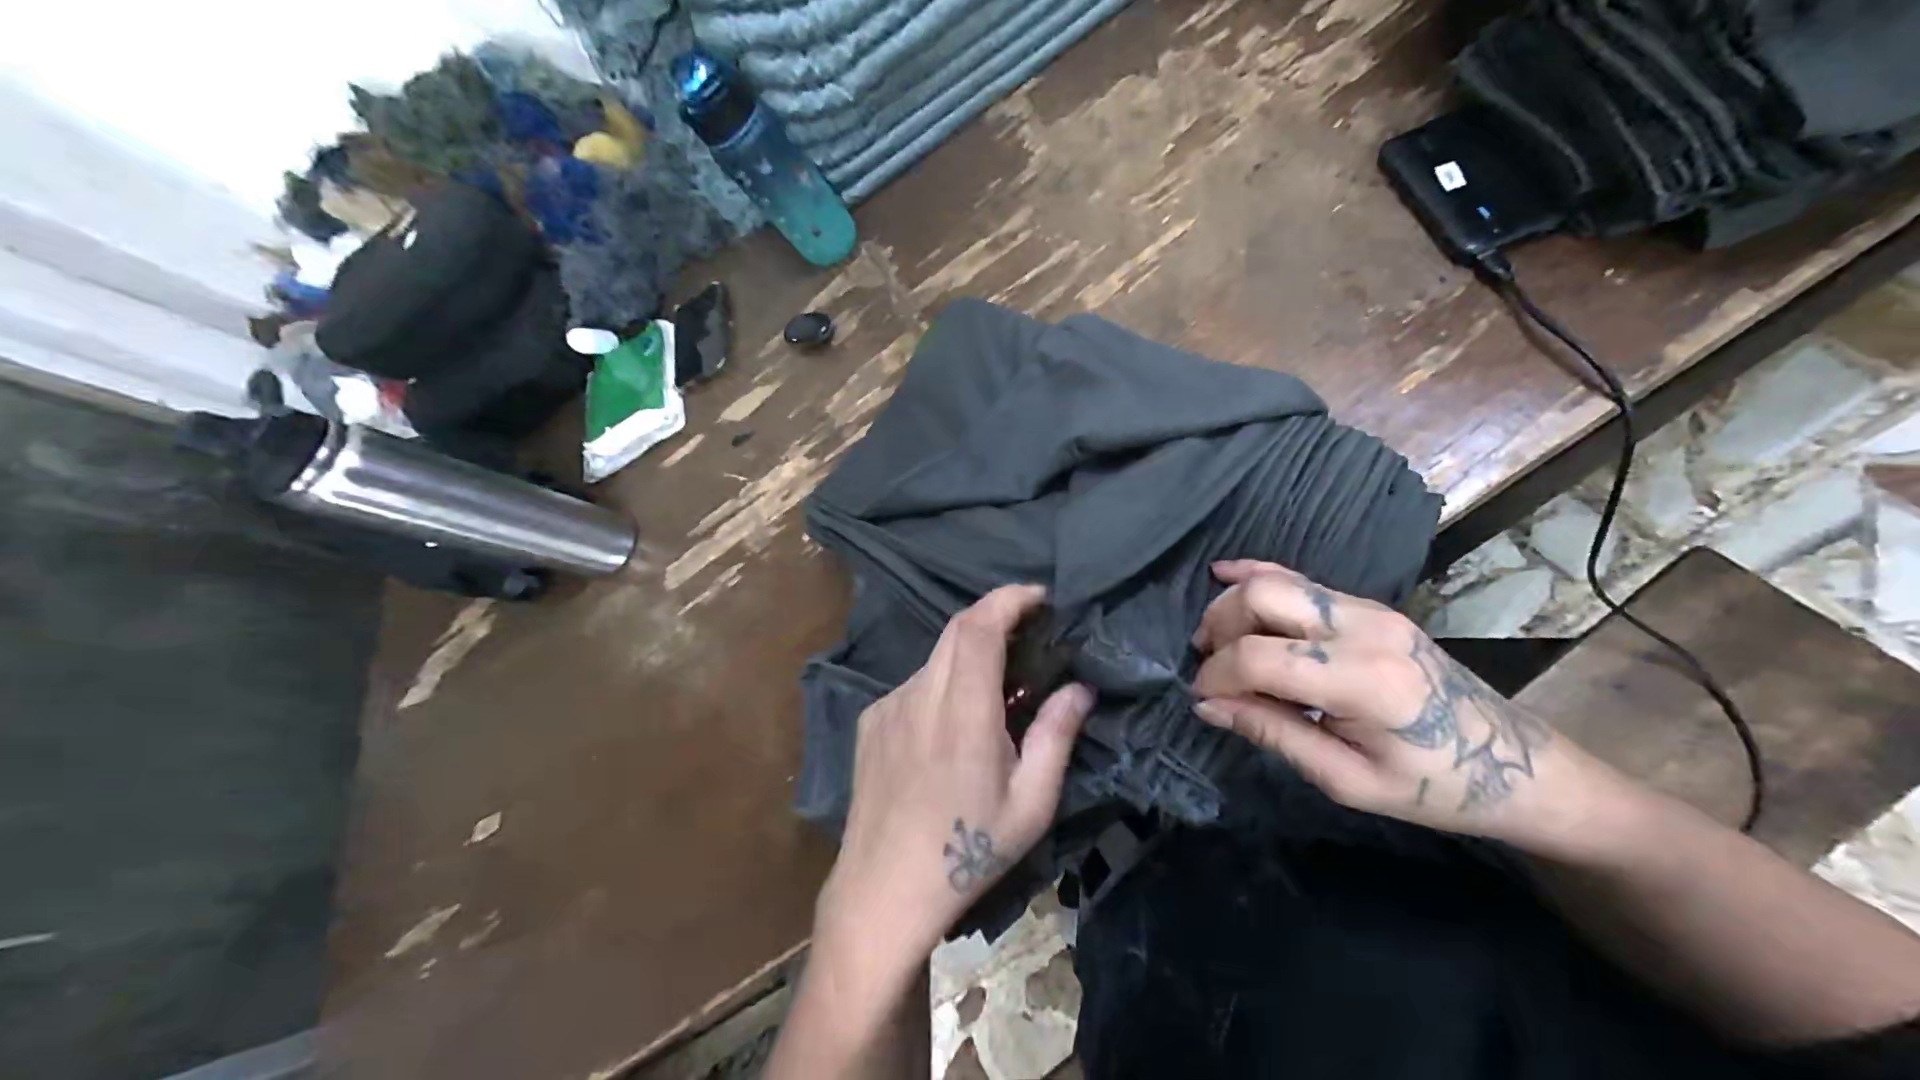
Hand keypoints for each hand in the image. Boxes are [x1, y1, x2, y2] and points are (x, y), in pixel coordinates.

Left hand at [811, 585, 1093, 1011]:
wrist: (883, 890)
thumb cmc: (967, 851)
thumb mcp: (1030, 804)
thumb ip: (1057, 736)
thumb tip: (1080, 688)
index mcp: (962, 712)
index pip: (979, 626)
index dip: (1009, 599)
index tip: (1040, 598)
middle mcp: (919, 696)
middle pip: (956, 630)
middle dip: (995, 618)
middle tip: (1030, 636)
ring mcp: (888, 706)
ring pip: (935, 659)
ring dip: (969, 658)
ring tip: (995, 696)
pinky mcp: (870, 722)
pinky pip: (914, 686)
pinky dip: (942, 685)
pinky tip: (952, 729)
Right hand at [1189, 560, 1614, 848]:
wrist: (1521, 767)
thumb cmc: (1436, 789)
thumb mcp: (1347, 781)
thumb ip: (1272, 733)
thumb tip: (1207, 705)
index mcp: (1363, 681)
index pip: (1257, 658)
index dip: (1214, 676)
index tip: (1200, 700)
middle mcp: (1364, 628)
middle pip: (1260, 598)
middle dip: (1217, 627)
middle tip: (1205, 666)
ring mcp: (1370, 609)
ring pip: (1275, 581)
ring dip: (1232, 607)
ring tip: (1214, 643)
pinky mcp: (1371, 606)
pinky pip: (1300, 578)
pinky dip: (1257, 576)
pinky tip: (1225, 575)